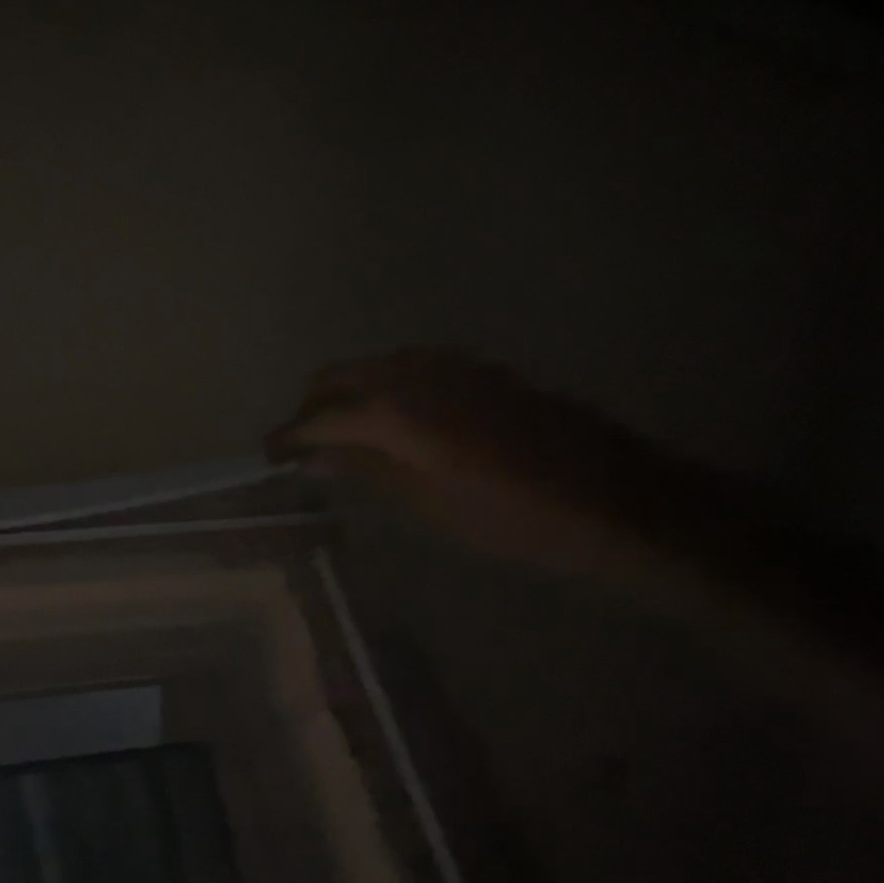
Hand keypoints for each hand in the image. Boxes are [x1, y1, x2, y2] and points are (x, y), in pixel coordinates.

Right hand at [267, 348, 684, 582]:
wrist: (615, 499)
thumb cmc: (515, 518)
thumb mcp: (428, 504)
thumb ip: (363, 469)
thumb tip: (310, 455)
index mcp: (393, 413)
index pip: (318, 417)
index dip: (287, 437)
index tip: (268, 455)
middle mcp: (411, 373)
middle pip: (337, 378)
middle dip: (313, 409)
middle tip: (306, 447)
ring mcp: (447, 363)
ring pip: (372, 366)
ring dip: (348, 394)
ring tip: (347, 434)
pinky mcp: (476, 367)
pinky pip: (408, 365)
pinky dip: (385, 386)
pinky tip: (398, 420)